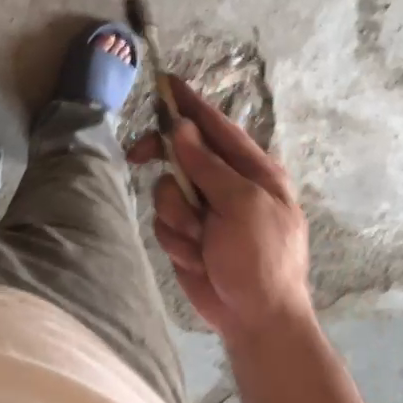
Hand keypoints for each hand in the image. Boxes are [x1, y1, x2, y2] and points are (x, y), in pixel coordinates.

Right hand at [128, 76, 313, 345]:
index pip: (216, 127)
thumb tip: (182, 127)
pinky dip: (177, 240)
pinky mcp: (188, 234)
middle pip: (180, 153)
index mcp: (253, 171)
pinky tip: (198, 259)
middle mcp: (227, 184)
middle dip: (164, 161)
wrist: (256, 320)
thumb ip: (209, 165)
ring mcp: (206, 210)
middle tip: (138, 156)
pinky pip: (163, 221)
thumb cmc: (263, 259)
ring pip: (165, 190)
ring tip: (202, 242)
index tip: (165, 82)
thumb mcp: (242, 206)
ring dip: (177, 217)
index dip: (190, 104)